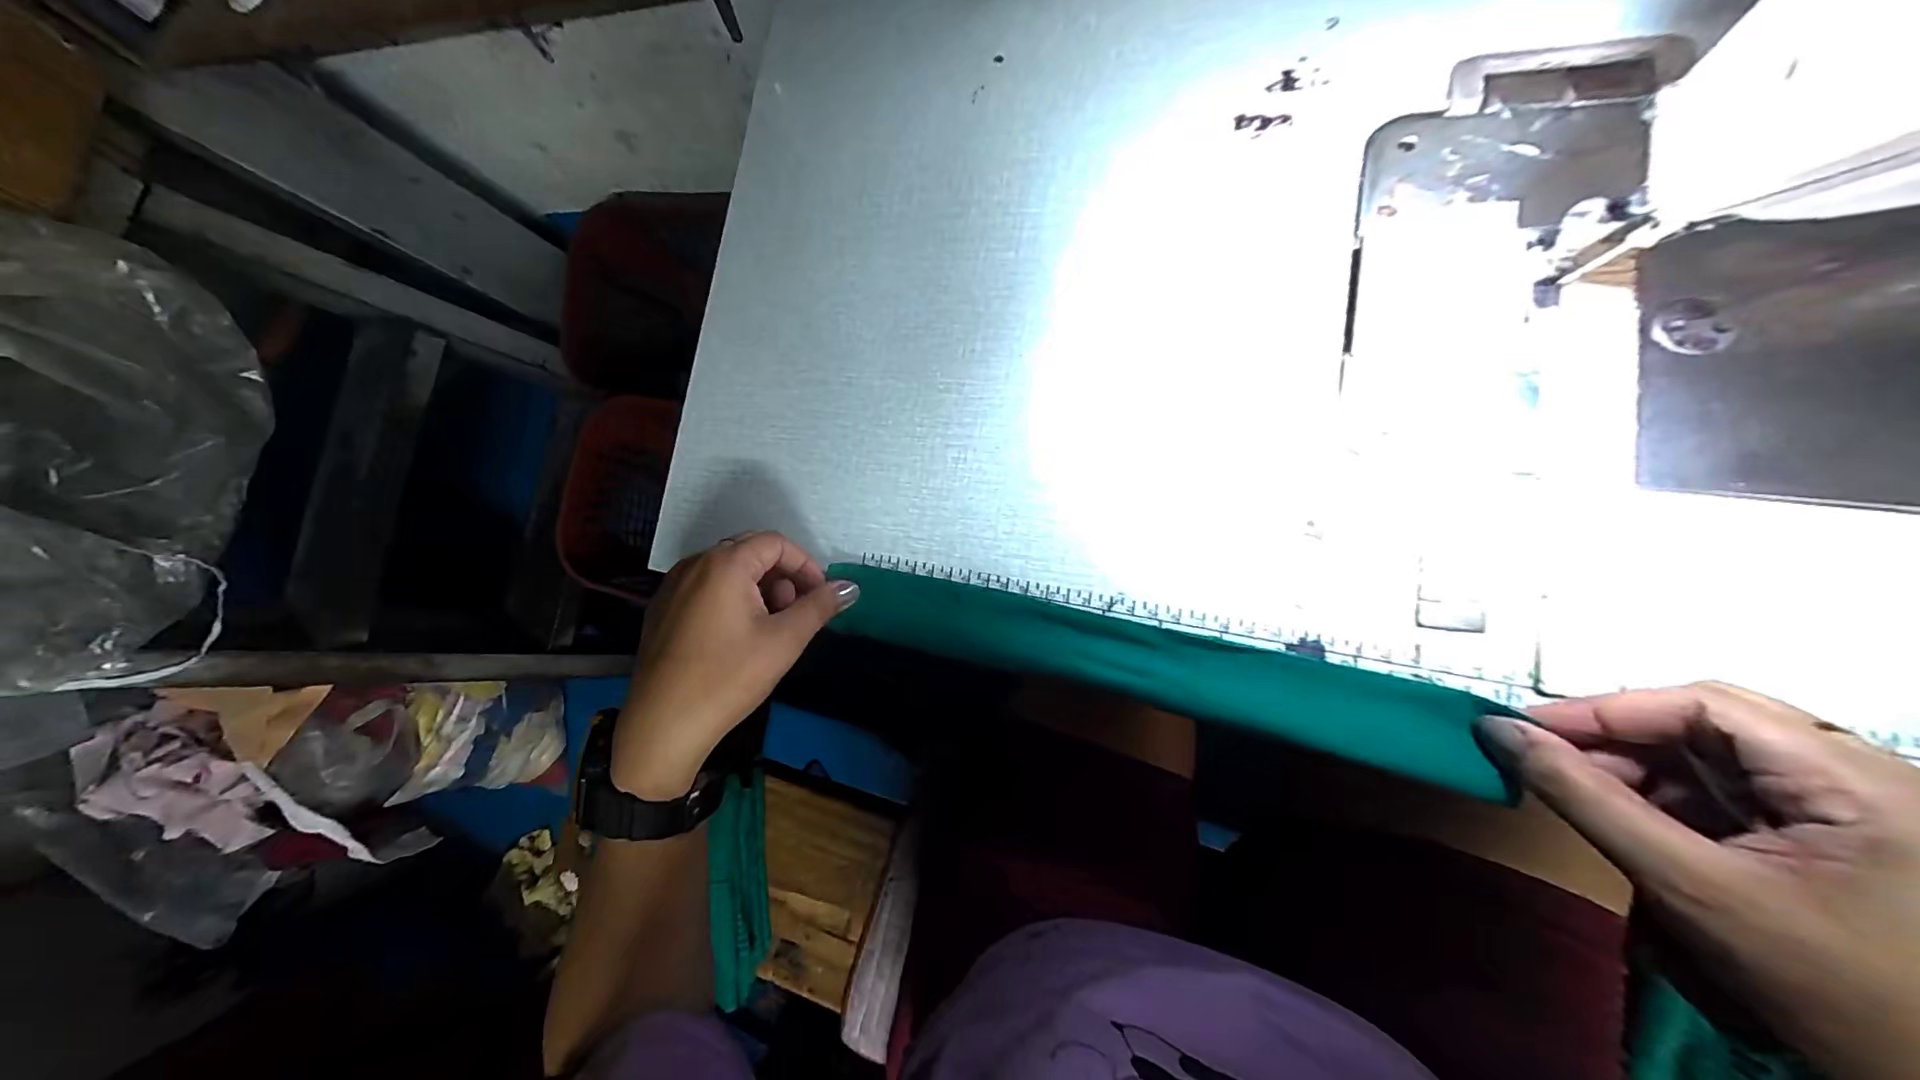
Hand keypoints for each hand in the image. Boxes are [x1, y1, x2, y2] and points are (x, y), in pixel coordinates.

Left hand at [612, 532, 857, 798]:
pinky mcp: (662, 609)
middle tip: (796, 612)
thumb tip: (850, 587)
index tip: (820, 596)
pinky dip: (732, 598)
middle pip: (751, 551)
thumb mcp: (784, 641)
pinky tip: (738, 637)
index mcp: (724, 563)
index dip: (806, 565)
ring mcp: (673, 586)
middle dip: (783, 576)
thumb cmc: (729, 677)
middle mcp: (695, 564)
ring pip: (728, 570)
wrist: (663, 724)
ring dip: (759, 587)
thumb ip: (819, 606)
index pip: (776, 543)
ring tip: (770, 627)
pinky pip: (706, 587)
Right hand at [1479, 683, 1919, 1079]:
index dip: (1603, 710)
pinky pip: (1737, 795)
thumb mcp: (1691, 886)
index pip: (1703, 704)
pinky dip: (1673, 802)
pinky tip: (1634, 822)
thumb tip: (1498, 732)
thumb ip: (1586, 799)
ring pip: (1718, 759)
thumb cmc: (1829, 987)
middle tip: (1542, 757)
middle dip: (1618, 742)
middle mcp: (1866, 779)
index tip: (1523, 728)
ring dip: (1640, 772)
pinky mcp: (1841, 840)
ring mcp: (1858, 810)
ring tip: (1579, 792)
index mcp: (1858, 780)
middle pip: (1710, 726)